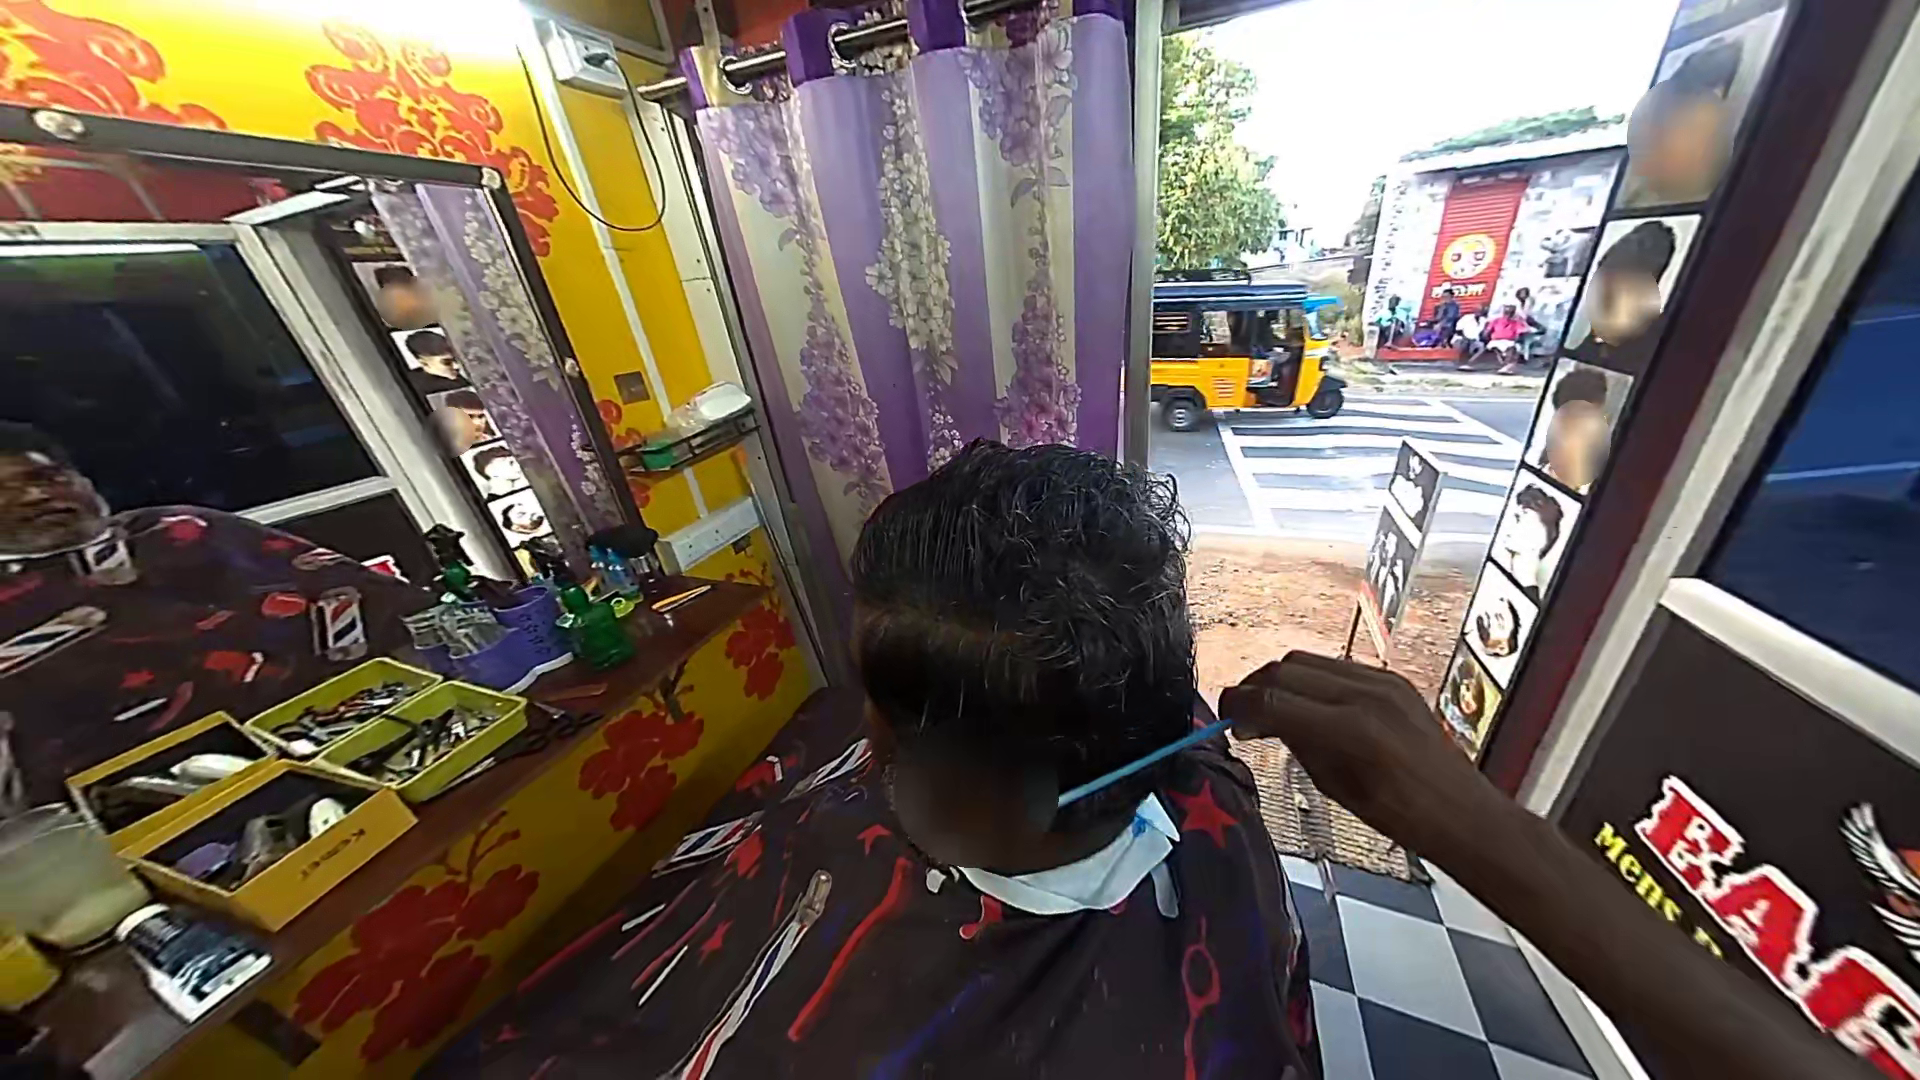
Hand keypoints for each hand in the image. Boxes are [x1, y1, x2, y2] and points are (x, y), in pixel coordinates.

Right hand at [1218, 651, 1505, 855]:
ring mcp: (1381, 682)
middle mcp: (1364, 695)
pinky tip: (1307, 703)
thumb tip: (1256, 719)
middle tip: (1242, 714)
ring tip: (1271, 706)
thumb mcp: (1331, 782)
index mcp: (1350, 730)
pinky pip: (1332, 666)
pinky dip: (1307, 680)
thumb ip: (1292, 740)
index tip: (1226, 720)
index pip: (1270, 699)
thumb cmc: (1400, 815)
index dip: (1236, 705)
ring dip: (1276, 680)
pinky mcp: (1390, 679)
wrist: (1466, 814)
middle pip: (1281, 670)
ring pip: (1302, 660)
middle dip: (1252, 689)